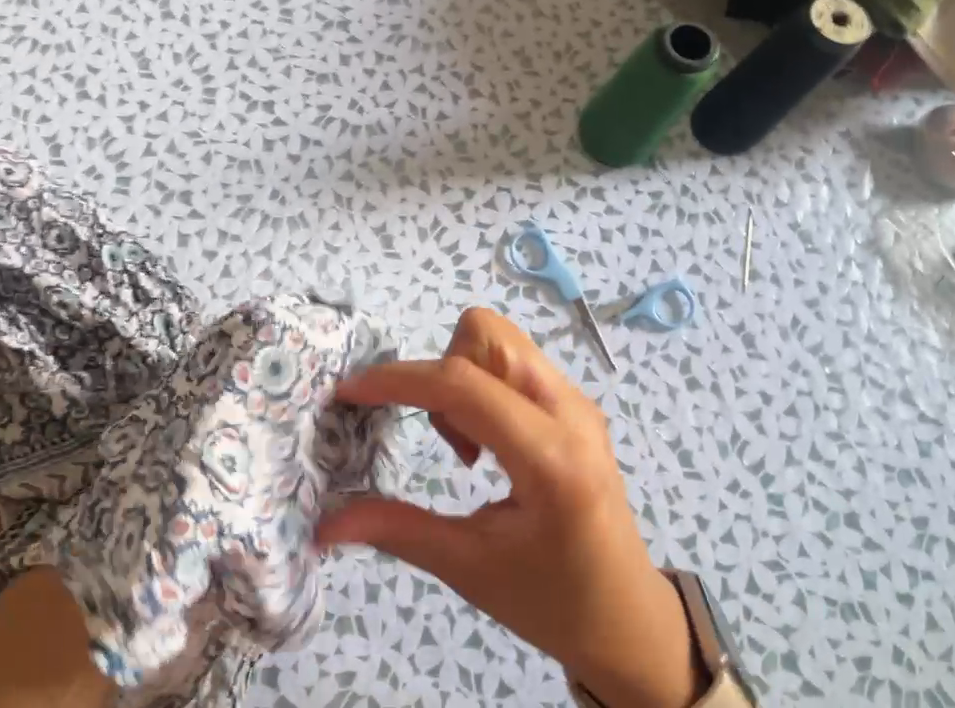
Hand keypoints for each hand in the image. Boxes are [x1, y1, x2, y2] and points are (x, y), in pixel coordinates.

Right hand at [317, 308, 705, 707]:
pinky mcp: (576, 406)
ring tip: (466, 447)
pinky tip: (487, 444)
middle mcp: (572, 413)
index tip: (350, 393)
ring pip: (501, 340)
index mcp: (551, 459)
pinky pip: (515, 361)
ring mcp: (579, 403)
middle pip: (487, 334)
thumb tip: (325, 524)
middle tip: (442, 437)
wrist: (629, 620)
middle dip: (440, 369)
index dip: (398, 380)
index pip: (464, 384)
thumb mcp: (469, 569)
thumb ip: (396, 531)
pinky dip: (483, 384)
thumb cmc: (552, 602)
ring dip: (462, 374)